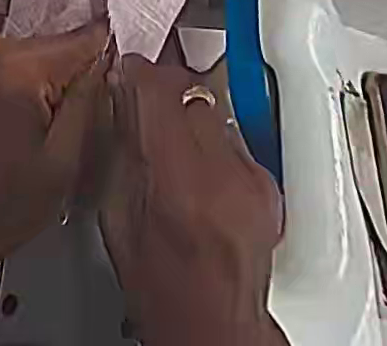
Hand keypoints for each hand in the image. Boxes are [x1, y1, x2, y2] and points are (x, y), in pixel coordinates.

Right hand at [101, 54, 286, 345]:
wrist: (215, 328)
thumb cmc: (161, 287)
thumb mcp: (118, 216)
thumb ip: (122, 149)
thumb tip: (124, 99)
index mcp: (177, 182)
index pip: (160, 92)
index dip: (140, 71)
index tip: (130, 67)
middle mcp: (220, 173)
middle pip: (190, 91)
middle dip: (164, 86)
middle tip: (145, 94)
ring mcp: (249, 178)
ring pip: (213, 108)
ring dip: (189, 110)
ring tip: (172, 137)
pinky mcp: (268, 184)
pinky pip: (233, 136)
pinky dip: (213, 138)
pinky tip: (200, 164)